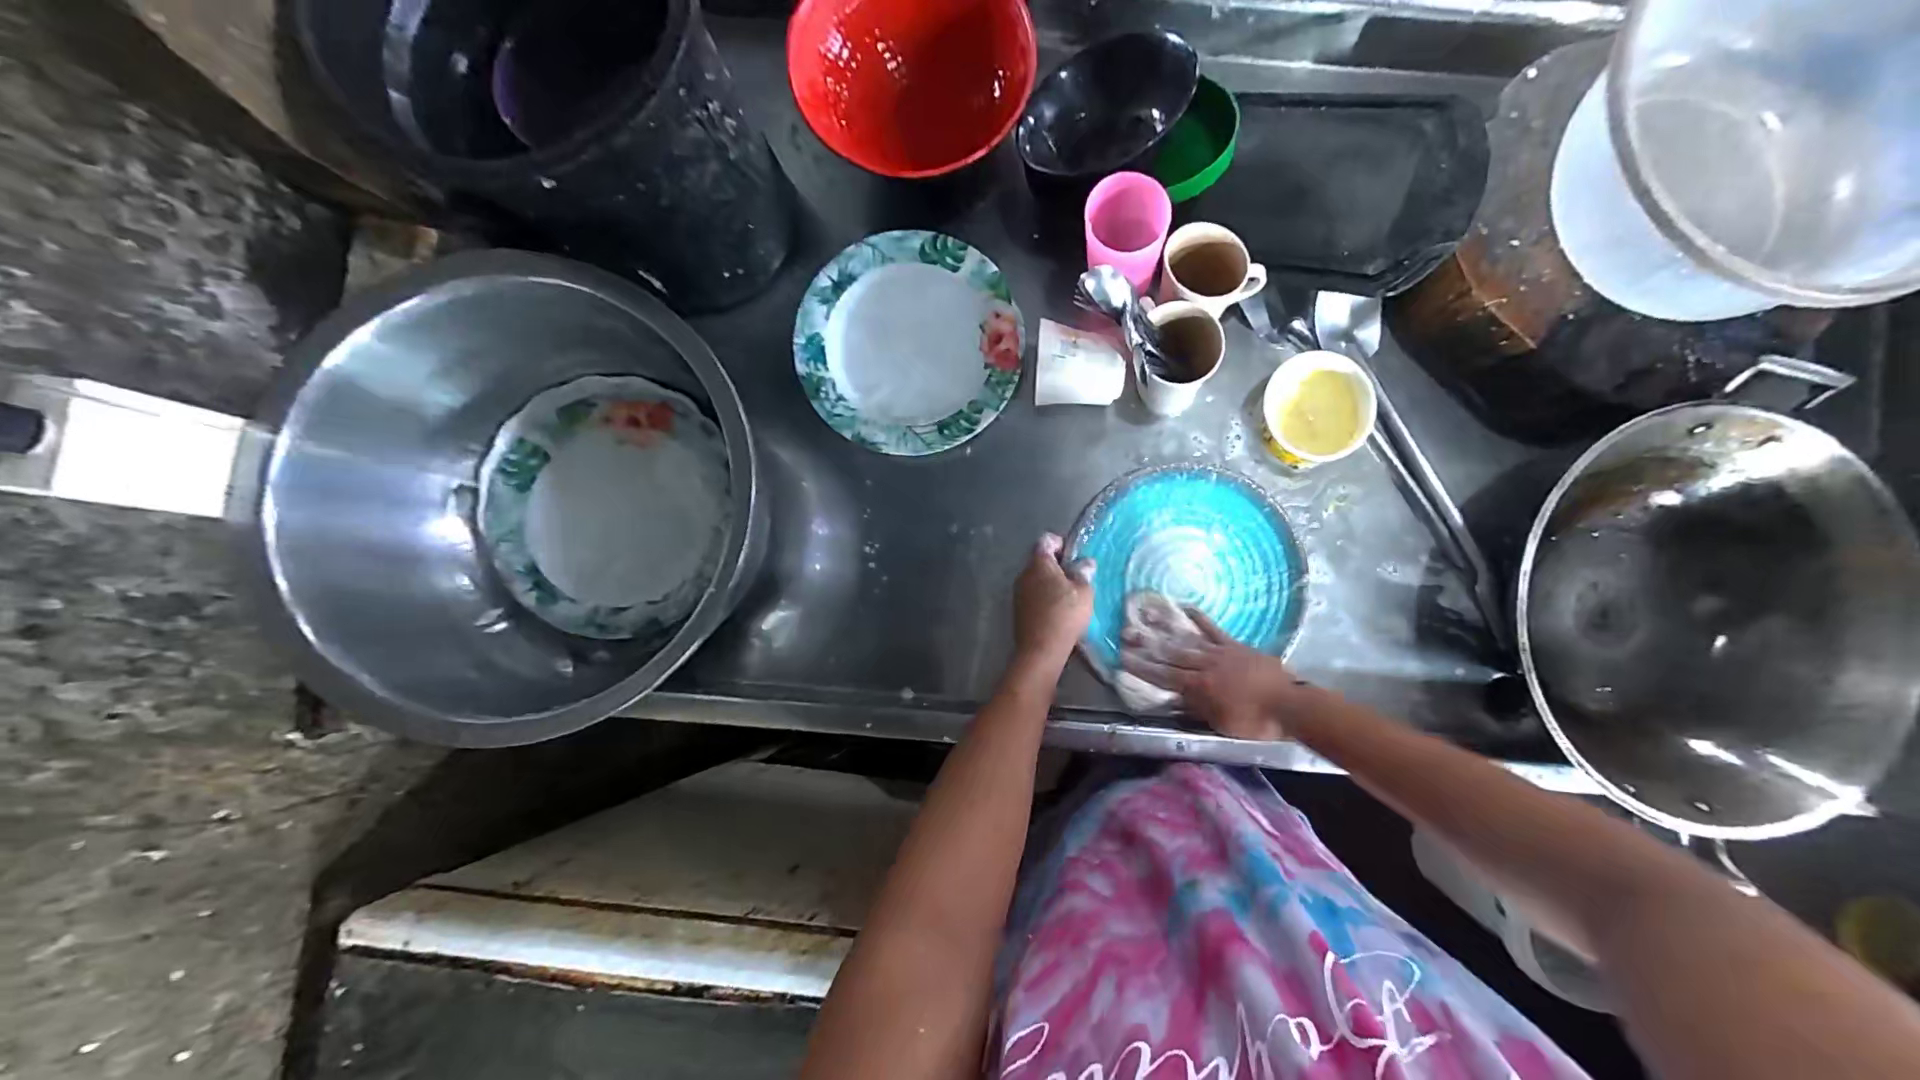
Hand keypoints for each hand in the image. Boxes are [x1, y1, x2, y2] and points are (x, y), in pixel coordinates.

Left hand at [1013, 534, 1093, 669]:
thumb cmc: (1065, 614)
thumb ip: (1084, 573)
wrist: (1040, 649)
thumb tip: (1085, 563)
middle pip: (1040, 561)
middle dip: (1058, 566)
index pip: (1046, 540)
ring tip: (1069, 596)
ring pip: (1036, 579)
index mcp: (1039, 563)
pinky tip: (1058, 610)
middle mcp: (1024, 574)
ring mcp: (1018, 592)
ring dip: (1051, 583)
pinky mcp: (1018, 610)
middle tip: (1076, 578)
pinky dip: (1045, 597)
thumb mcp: (1084, 592)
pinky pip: (1033, 595)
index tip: (1074, 557)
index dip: (1061, 544)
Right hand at [1122, 607, 1313, 740]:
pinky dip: (1199, 618)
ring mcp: (1220, 652)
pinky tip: (1186, 608)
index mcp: (1198, 687)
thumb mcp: (1221, 724)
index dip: (1142, 668)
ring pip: (1187, 640)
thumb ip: (1197, 708)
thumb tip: (1174, 697)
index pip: (1163, 676)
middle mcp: (1204, 665)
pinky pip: (1213, 629)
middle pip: (1170, 654)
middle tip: (1127, 635)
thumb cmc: (1255, 722)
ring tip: (1147, 617)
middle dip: (1147, 646)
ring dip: (1165, 629)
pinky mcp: (1235, 645)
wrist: (1290, 705)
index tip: (1123, 659)